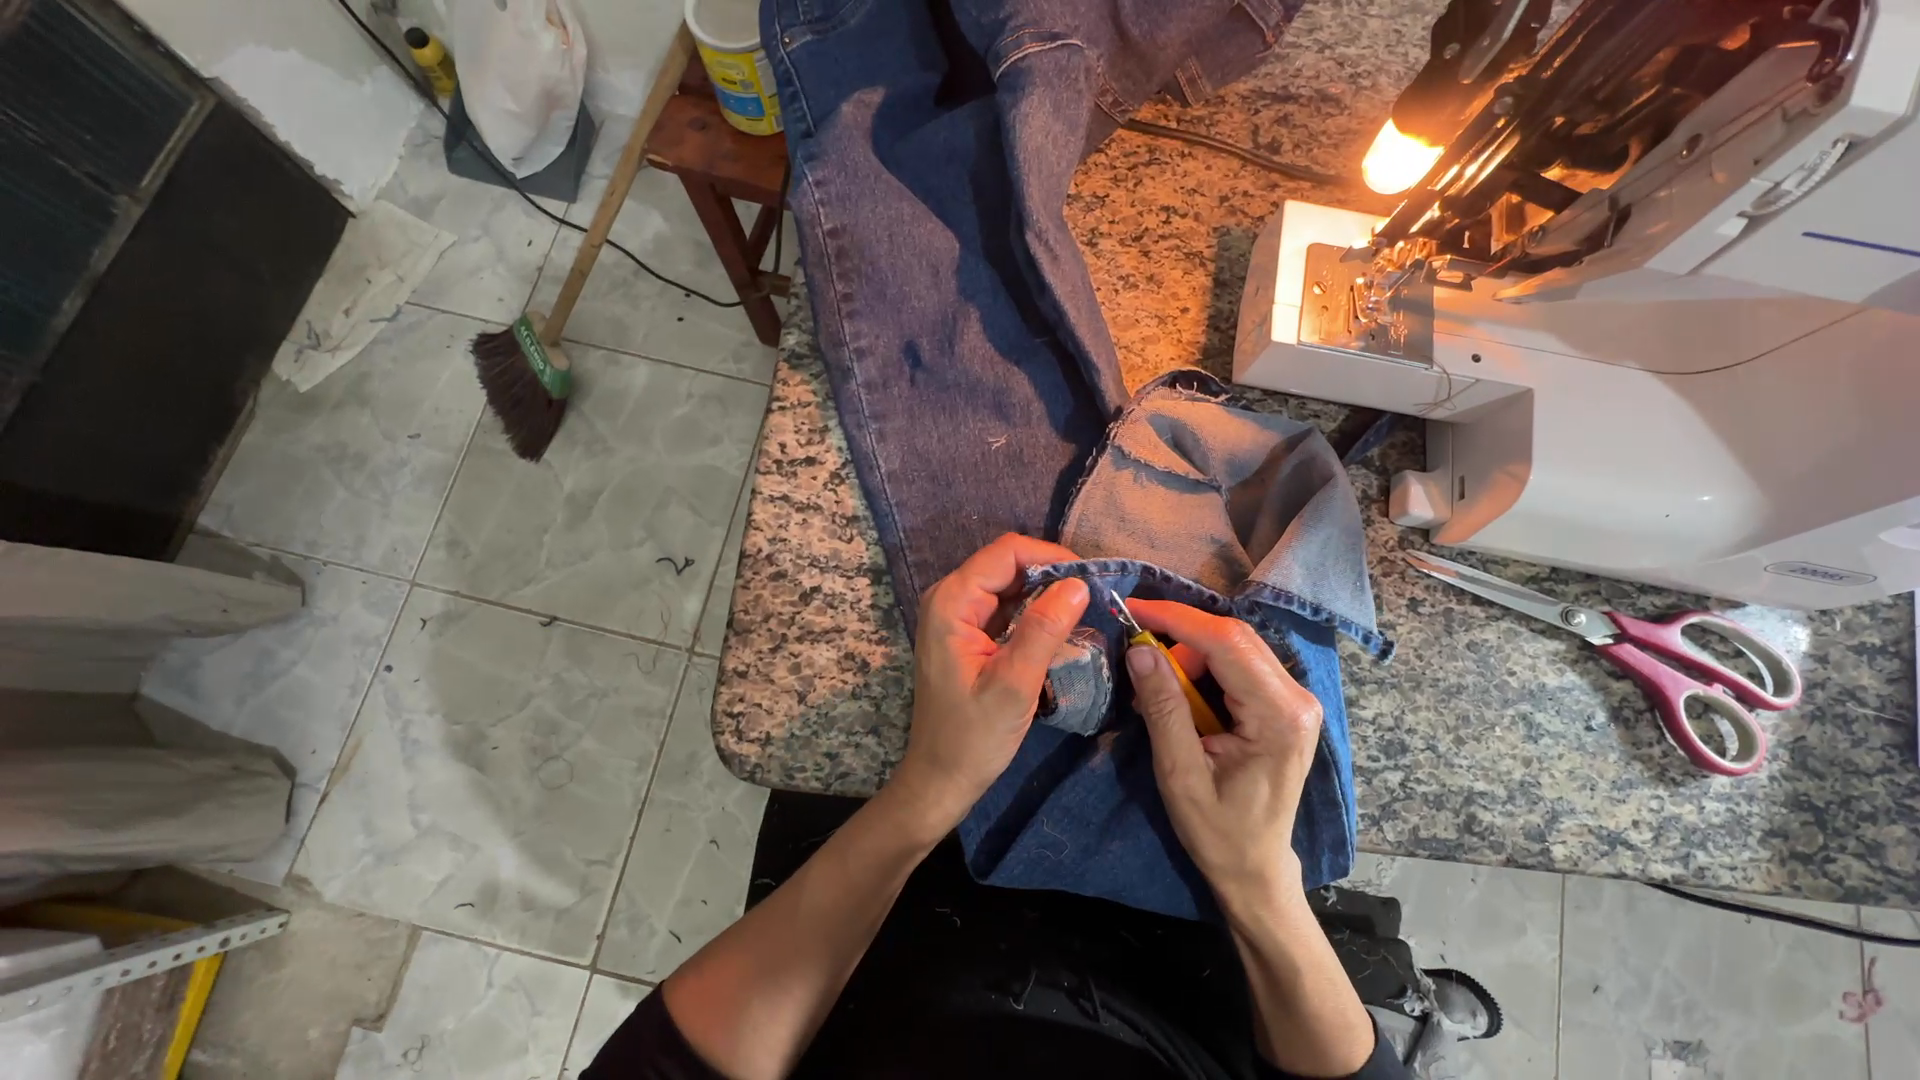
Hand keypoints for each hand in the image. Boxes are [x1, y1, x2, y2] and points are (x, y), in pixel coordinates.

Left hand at [888, 535, 1089, 836]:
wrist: (940, 778)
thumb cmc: (972, 737)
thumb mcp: (1014, 684)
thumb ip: (1044, 630)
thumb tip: (1079, 584)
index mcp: (952, 602)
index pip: (1006, 552)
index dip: (1051, 557)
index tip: (1092, 579)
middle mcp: (950, 599)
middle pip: (1008, 564)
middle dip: (1053, 575)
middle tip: (1095, 597)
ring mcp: (957, 616)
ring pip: (1010, 586)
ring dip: (1046, 594)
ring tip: (1086, 611)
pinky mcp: (968, 634)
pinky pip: (1005, 608)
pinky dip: (1034, 613)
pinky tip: (1061, 629)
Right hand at [1125, 600, 1323, 918]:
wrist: (1255, 867)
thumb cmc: (1218, 830)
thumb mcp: (1179, 772)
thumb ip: (1163, 708)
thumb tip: (1140, 649)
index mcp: (1278, 716)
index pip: (1226, 643)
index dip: (1176, 618)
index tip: (1132, 609)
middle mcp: (1296, 699)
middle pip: (1234, 637)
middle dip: (1180, 636)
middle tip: (1137, 653)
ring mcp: (1295, 701)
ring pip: (1235, 647)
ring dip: (1190, 655)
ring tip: (1157, 690)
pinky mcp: (1283, 706)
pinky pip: (1239, 665)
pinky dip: (1203, 669)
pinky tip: (1180, 697)